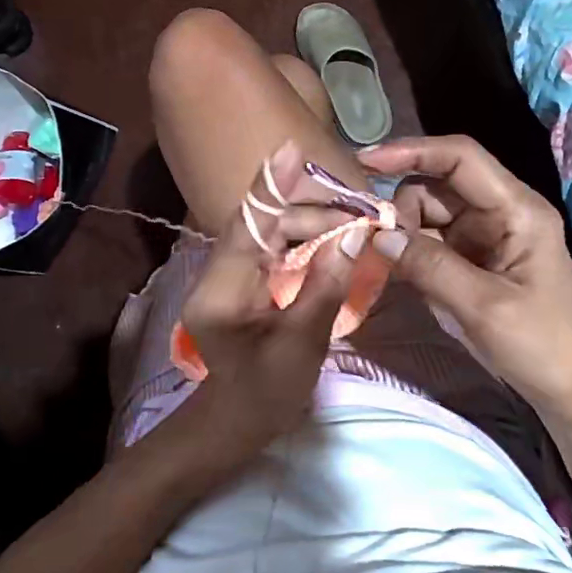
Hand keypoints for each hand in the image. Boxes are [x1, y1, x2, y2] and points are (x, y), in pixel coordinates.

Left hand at [172, 142, 362, 456]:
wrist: (234, 421)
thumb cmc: (267, 393)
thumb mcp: (302, 343)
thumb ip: (325, 286)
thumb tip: (352, 236)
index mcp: (221, 293)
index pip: (245, 228)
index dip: (269, 188)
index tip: (292, 151)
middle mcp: (215, 276)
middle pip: (258, 225)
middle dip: (306, 212)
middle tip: (356, 213)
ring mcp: (223, 277)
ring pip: (264, 234)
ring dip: (305, 224)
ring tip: (350, 224)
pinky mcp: (236, 282)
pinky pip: (267, 249)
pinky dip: (297, 239)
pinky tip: (327, 237)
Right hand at [359, 135, 571, 419]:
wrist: (565, 390)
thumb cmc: (539, 344)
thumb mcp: (483, 307)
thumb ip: (429, 265)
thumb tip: (377, 235)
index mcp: (517, 210)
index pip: (461, 158)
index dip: (412, 150)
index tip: (365, 162)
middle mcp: (497, 212)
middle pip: (433, 185)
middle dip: (400, 208)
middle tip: (378, 247)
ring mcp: (480, 235)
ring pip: (422, 212)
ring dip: (398, 232)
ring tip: (385, 266)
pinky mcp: (465, 258)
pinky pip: (423, 239)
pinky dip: (404, 251)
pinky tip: (390, 270)